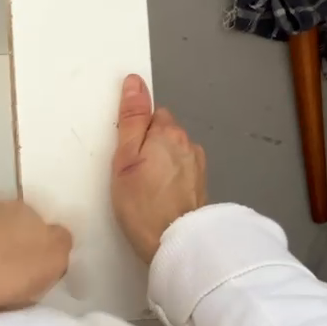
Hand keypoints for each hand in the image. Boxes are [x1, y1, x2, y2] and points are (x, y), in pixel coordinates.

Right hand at [111, 74, 207, 262]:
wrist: (175, 244)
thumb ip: (131, 119)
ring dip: (162, 161)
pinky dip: (171, 178)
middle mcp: (188, 143)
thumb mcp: (125, 159)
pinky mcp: (201, 186)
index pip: (152, 114)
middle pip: (164, 132)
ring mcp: (198, 165)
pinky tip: (161, 196)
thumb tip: (135, 81)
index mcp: (168, 132)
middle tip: (131, 173)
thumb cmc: (141, 203)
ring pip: (173, 152)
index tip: (126, 152)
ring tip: (146, 188)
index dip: (136, 131)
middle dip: (150, 145)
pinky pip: (181, 171)